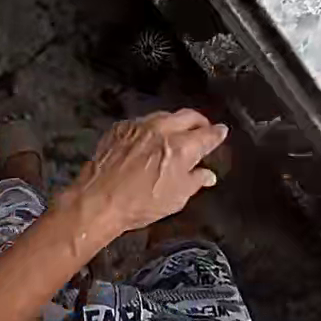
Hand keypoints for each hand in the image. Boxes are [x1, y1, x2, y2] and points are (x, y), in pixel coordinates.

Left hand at [59, 110, 226, 242]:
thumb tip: (207, 174)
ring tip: (176, 135)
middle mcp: (161, 130)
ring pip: (164, 115)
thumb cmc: (140, 204)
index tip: (221, 133)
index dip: (217, 134)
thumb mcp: (176, 198)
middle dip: (199, 122)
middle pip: (188, 116)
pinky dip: (151, 128)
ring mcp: (138, 126)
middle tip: (202, 131)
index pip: (207, 134)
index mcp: (180, 147)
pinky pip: (142, 122)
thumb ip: (195, 181)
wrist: (98, 199)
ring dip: (174, 123)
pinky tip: (149, 139)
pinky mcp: (119, 128)